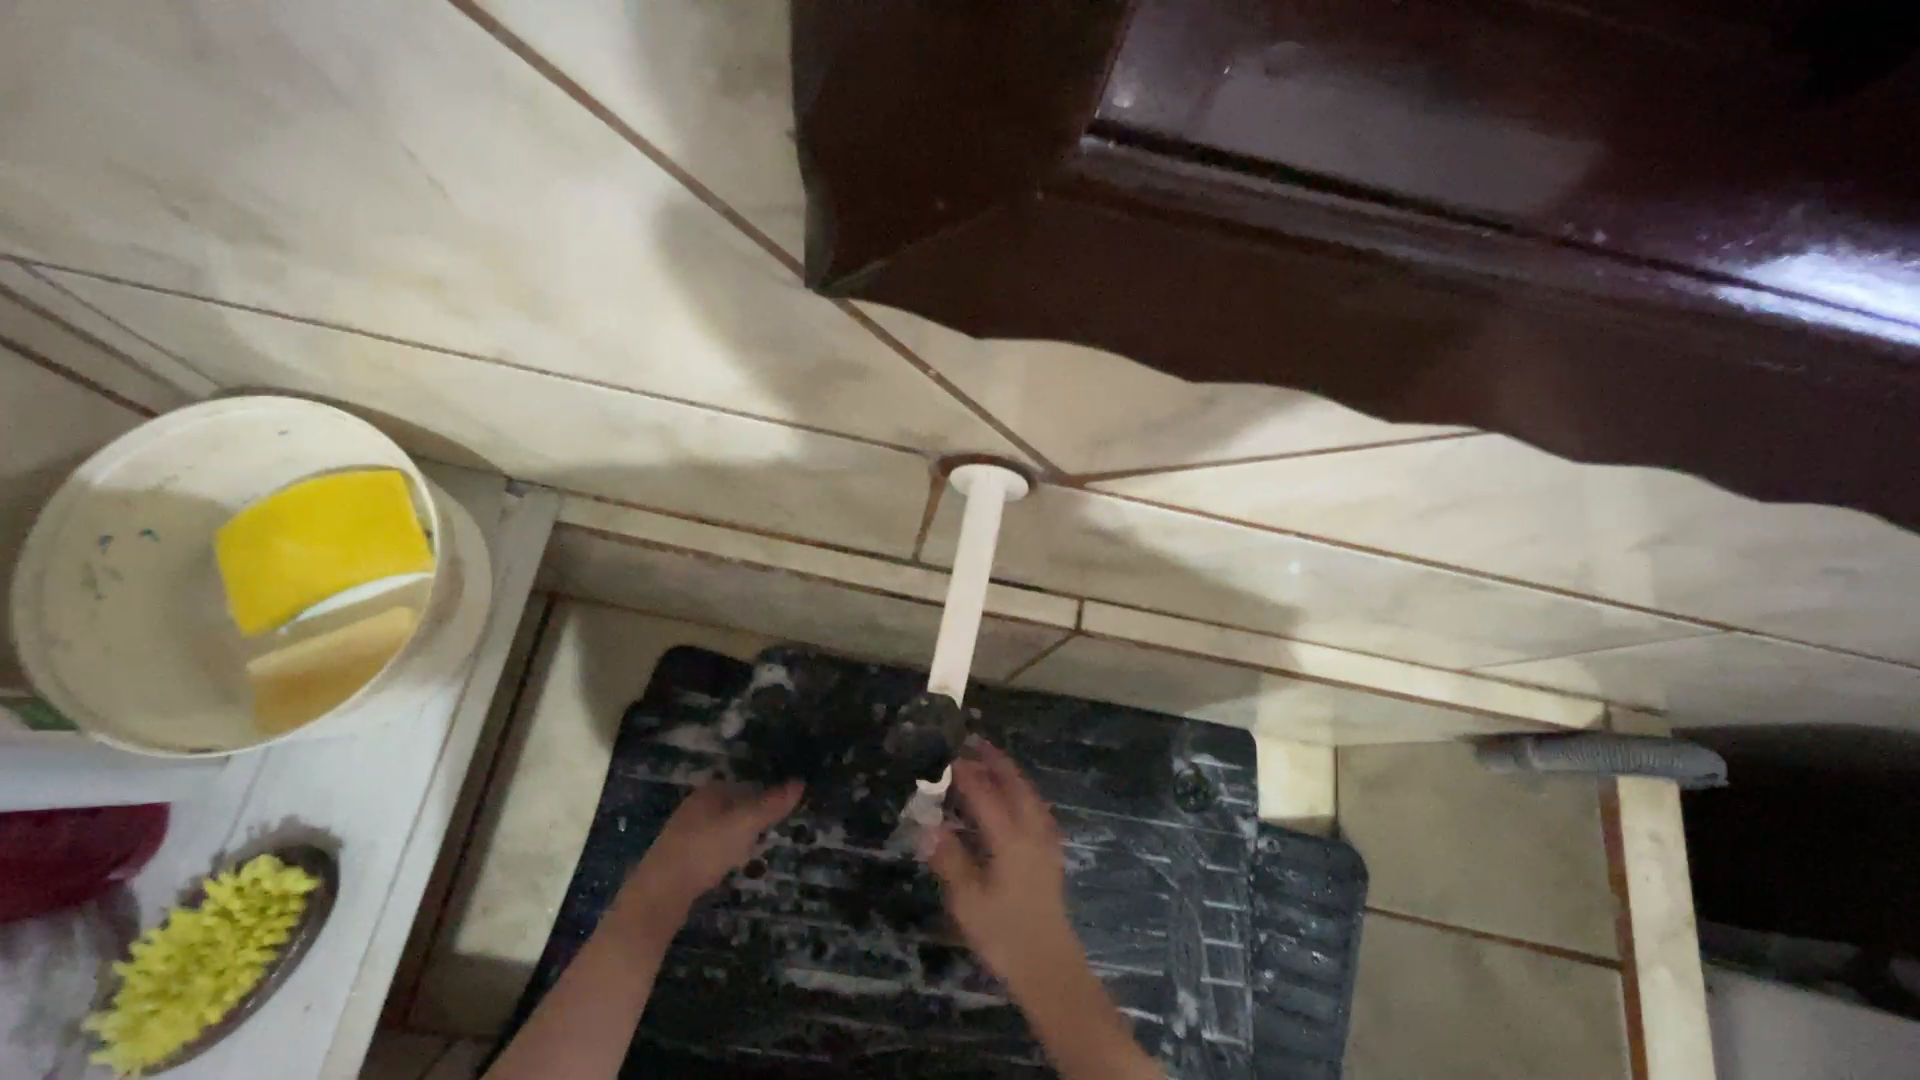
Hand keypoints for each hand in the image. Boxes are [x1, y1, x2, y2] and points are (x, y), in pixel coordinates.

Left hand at [623, 778, 802, 920]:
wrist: (660, 891)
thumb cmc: (705, 849)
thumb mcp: (745, 825)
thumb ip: (771, 805)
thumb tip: (801, 782)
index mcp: (711, 791)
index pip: (748, 786)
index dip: (767, 800)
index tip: (780, 819)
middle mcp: (696, 804)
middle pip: (736, 806)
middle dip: (753, 821)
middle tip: (767, 838)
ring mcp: (685, 829)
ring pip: (724, 827)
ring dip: (740, 838)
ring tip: (750, 854)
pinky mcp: (680, 853)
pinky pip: (711, 846)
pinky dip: (724, 853)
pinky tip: (728, 867)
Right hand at [924, 742, 1079, 992]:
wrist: (1049, 967)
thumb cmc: (1004, 935)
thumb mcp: (967, 900)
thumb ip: (949, 859)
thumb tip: (926, 825)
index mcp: (1010, 839)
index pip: (984, 794)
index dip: (965, 773)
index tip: (947, 754)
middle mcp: (1032, 832)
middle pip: (1015, 785)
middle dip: (994, 761)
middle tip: (972, 742)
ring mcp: (1046, 844)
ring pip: (1029, 796)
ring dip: (1010, 775)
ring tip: (990, 763)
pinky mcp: (1050, 857)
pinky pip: (1036, 811)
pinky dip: (1022, 795)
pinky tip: (1013, 802)